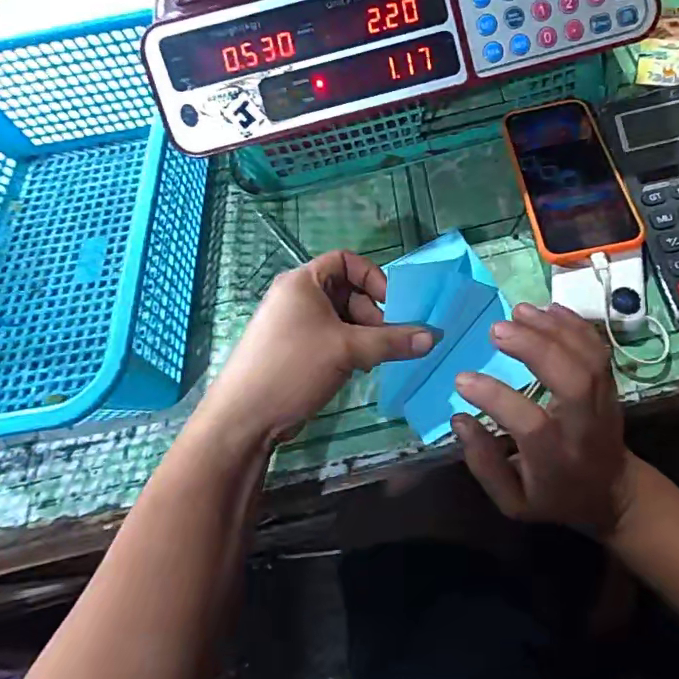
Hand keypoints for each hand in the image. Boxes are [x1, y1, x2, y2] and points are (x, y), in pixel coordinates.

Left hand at [200, 251, 433, 445]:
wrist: (245, 417)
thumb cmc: (294, 366)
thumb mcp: (349, 349)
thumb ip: (393, 340)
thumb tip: (434, 336)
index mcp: (303, 281)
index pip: (345, 260)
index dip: (372, 277)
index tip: (391, 304)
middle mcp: (297, 297)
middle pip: (346, 290)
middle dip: (372, 312)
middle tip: (387, 338)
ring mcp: (294, 324)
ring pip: (341, 317)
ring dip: (364, 333)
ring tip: (374, 358)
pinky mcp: (294, 349)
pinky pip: (330, 337)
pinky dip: (349, 346)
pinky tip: (359, 367)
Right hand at [450, 303, 637, 534]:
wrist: (613, 492)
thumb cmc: (555, 495)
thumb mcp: (513, 501)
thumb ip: (484, 464)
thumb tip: (460, 420)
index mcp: (557, 458)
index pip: (530, 422)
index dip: (495, 397)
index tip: (462, 379)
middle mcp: (585, 425)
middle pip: (572, 378)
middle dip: (535, 347)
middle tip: (497, 329)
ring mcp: (603, 400)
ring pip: (588, 356)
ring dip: (554, 327)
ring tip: (518, 311)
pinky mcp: (610, 383)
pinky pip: (598, 347)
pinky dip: (575, 323)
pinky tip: (547, 308)